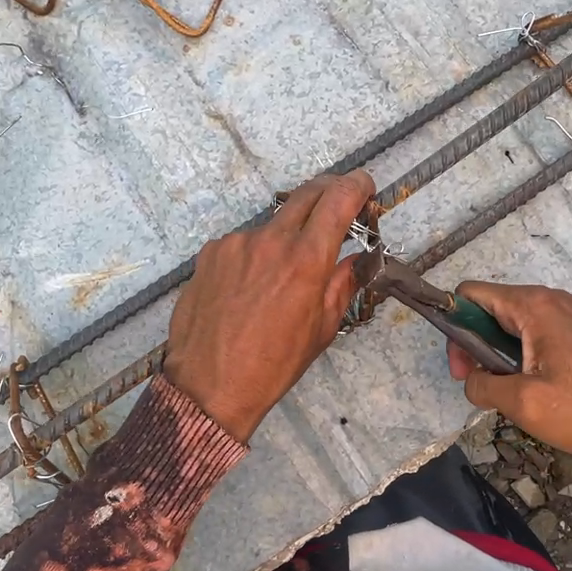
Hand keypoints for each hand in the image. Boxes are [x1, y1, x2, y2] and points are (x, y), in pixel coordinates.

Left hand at [165, 171, 374, 441]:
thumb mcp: (322, 329)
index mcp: (305, 260)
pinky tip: (248, 287)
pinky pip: (242, 243)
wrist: (208, 385)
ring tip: (279, 277)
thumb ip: (342, 283)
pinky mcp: (210, 252)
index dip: (357, 185)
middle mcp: (270, 241)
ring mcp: (236, 243)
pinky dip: (254, 254)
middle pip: (307, 194)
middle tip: (338, 206)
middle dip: (328, 193)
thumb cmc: (273, 365)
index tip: (364, 186)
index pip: (338, 200)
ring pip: (272, 224)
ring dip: (286, 236)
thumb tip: (357, 258)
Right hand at [446, 282, 571, 483]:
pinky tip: (531, 386)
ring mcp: (568, 314)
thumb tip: (471, 380)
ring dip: (497, 353)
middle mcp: (549, 300)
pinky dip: (520, 354)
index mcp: (534, 306)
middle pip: (490, 308)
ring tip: (507, 391)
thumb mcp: (524, 404)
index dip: (454, 327)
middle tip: (480, 384)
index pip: (471, 294)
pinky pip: (534, 332)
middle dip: (474, 344)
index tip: (462, 368)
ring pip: (511, 323)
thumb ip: (482, 385)